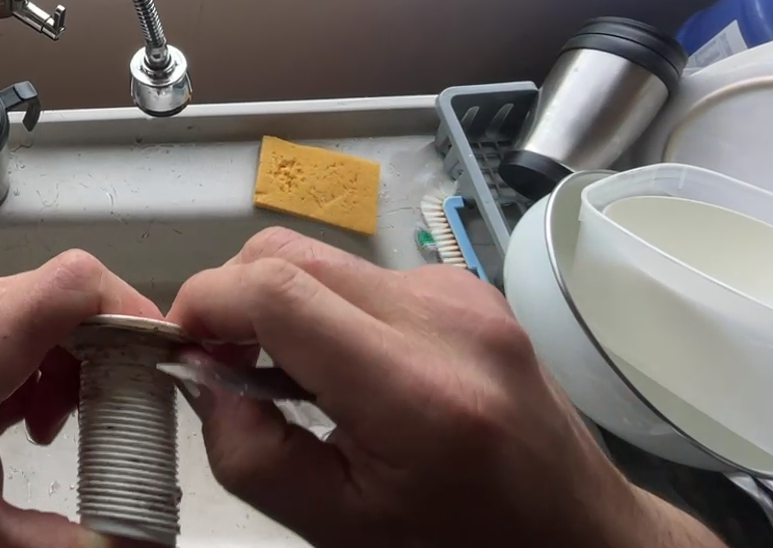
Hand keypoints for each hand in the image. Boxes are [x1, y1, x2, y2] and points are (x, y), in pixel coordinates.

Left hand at [0, 250, 157, 547]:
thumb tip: (150, 544)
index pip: (79, 283)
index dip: (136, 313)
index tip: (164, 367)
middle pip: (61, 294)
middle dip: (106, 352)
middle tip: (124, 419)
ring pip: (32, 306)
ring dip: (66, 359)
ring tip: (66, 429)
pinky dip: (30, 360)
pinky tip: (25, 421)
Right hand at [167, 228, 720, 547]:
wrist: (590, 547)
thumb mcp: (334, 530)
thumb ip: (245, 448)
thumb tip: (196, 369)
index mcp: (420, 395)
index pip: (274, 291)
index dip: (205, 301)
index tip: (182, 342)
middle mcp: (445, 320)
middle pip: (284, 254)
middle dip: (229, 295)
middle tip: (221, 357)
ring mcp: (459, 292)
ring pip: (310, 254)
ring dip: (270, 298)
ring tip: (281, 366)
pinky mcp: (459, 282)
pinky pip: (350, 269)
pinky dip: (315, 302)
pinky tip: (335, 358)